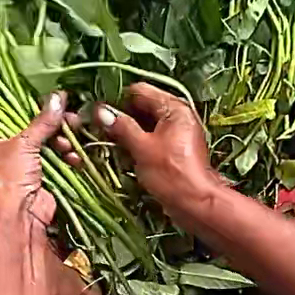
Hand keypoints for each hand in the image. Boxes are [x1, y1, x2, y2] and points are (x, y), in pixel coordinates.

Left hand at [0, 92, 73, 232]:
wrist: (19, 218)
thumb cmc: (8, 179)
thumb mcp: (23, 143)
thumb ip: (42, 121)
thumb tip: (58, 96)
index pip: (17, 111)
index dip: (37, 104)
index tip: (58, 98)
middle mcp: (12, 146)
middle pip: (39, 126)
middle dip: (57, 123)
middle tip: (72, 119)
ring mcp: (31, 161)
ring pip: (53, 142)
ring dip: (66, 140)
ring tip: (72, 141)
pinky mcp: (48, 174)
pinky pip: (62, 159)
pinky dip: (70, 156)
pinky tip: (75, 157)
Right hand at [78, 84, 224, 220]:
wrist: (196, 204)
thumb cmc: (171, 173)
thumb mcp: (142, 148)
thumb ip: (122, 127)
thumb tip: (100, 111)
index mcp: (175, 108)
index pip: (140, 91)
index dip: (117, 99)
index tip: (98, 111)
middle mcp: (179, 116)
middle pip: (143, 107)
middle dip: (121, 116)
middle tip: (98, 127)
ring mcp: (178, 134)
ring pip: (146, 125)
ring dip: (128, 132)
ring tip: (107, 140)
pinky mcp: (175, 150)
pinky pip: (152, 139)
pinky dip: (138, 143)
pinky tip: (123, 152)